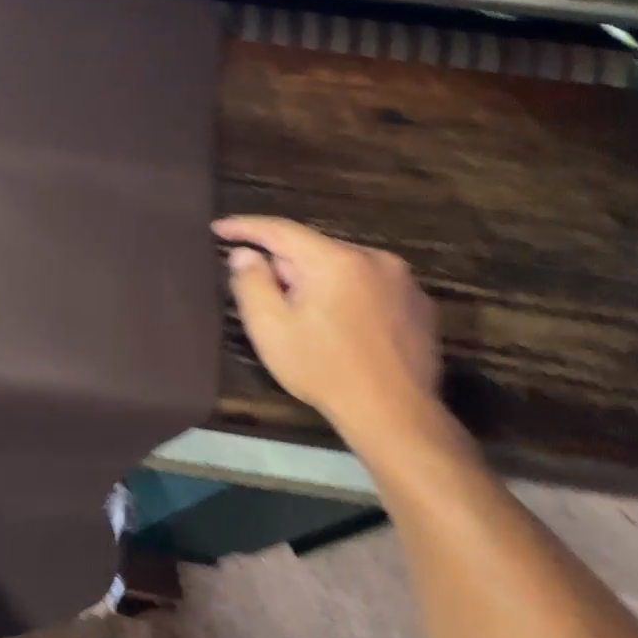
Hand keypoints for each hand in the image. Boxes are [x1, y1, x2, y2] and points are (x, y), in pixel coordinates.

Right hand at [214, 216, 440, 426]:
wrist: (393, 410)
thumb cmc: (322, 367)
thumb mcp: (269, 327)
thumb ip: (252, 282)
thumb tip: (245, 254)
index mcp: (335, 261)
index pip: (281, 231)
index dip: (245, 227)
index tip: (218, 228)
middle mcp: (375, 260)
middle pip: (314, 250)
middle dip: (284, 264)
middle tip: (262, 294)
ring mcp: (404, 282)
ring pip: (343, 267)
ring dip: (316, 280)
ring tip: (301, 313)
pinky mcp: (419, 305)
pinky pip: (369, 285)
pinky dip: (345, 294)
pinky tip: (337, 324)